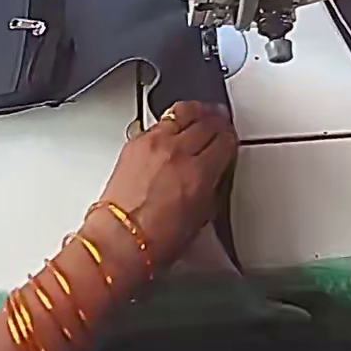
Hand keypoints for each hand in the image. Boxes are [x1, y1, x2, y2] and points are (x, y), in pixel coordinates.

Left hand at [93, 101, 237, 266]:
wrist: (119, 239)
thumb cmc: (154, 239)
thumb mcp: (200, 218)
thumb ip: (211, 188)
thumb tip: (213, 176)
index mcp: (199, 173)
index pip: (225, 142)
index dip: (231, 139)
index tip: (230, 139)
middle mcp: (178, 152)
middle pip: (207, 122)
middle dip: (218, 121)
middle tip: (222, 122)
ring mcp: (155, 142)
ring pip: (183, 111)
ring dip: (197, 110)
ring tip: (203, 110)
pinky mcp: (136, 141)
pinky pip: (160, 120)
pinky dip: (172, 119)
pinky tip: (175, 121)